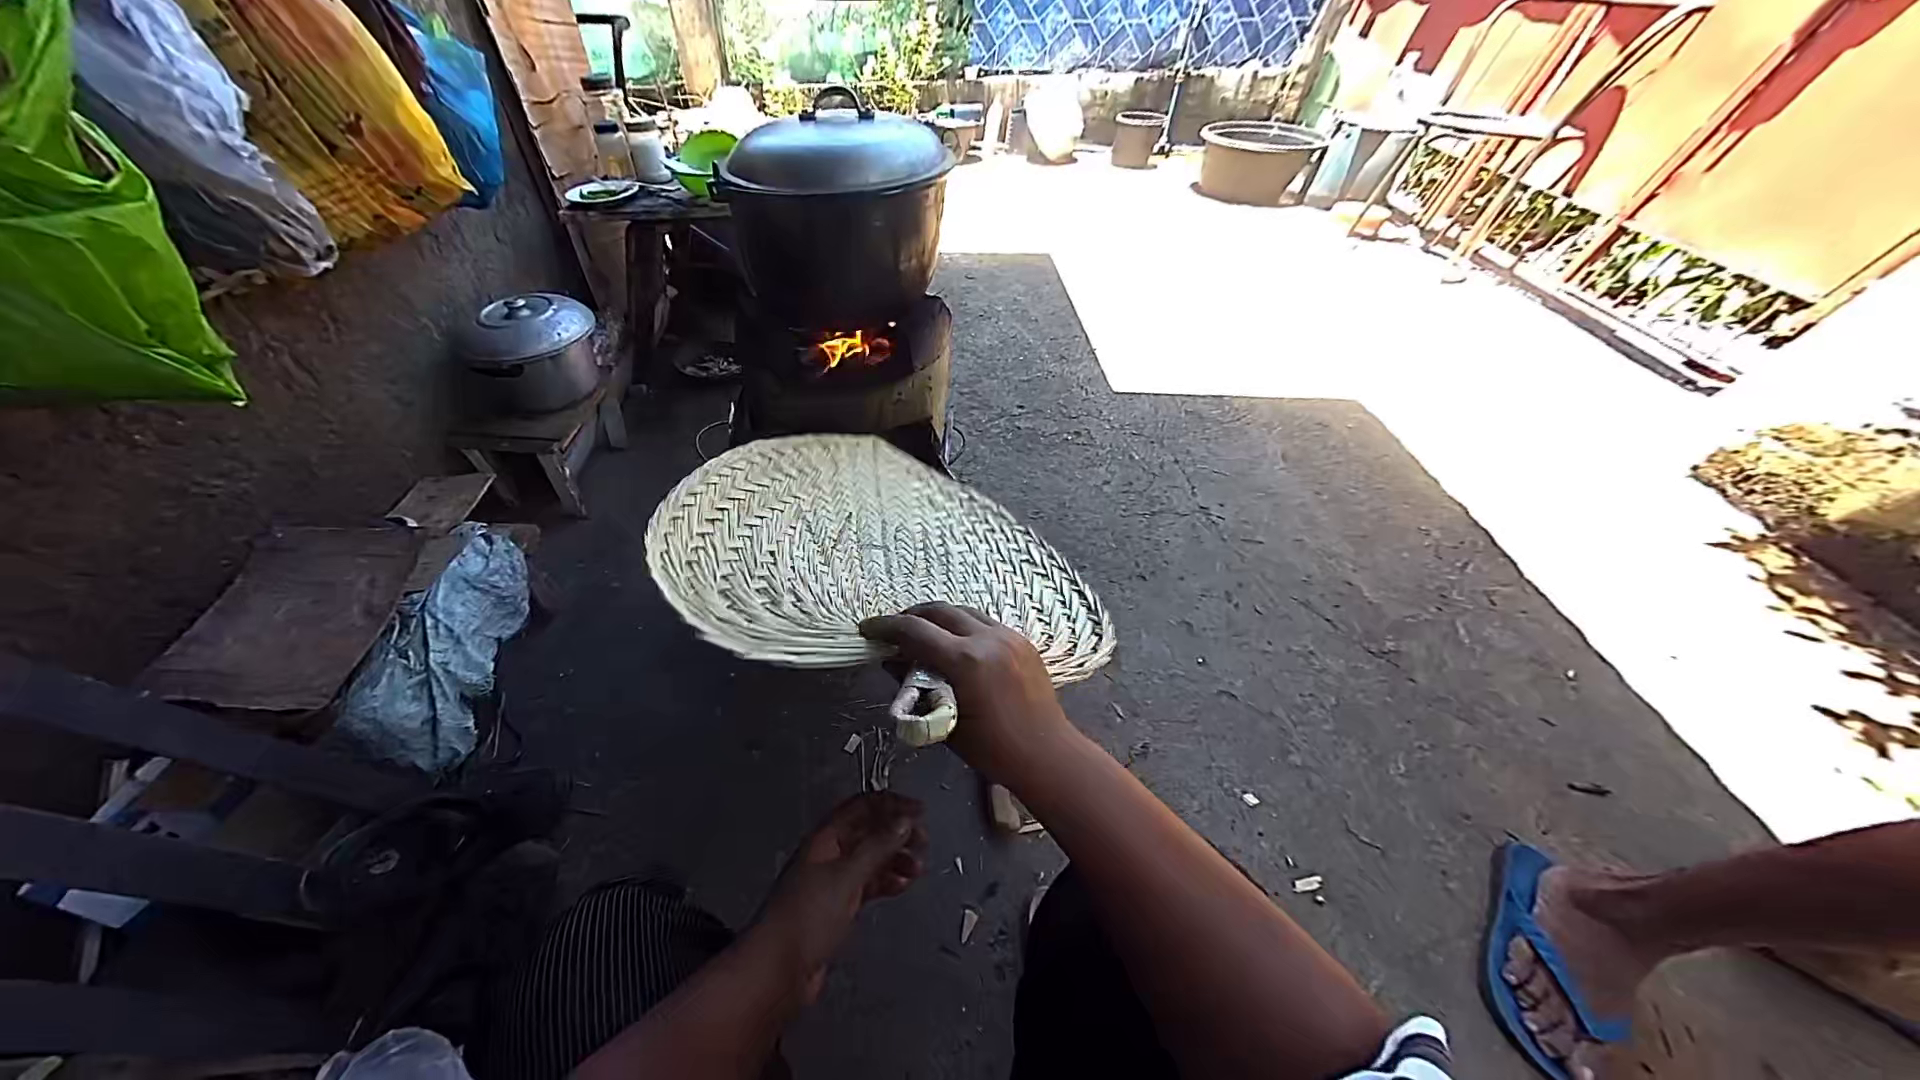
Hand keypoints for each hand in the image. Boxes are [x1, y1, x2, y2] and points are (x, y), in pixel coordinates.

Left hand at [754, 792, 926, 1001]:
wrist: (777, 973)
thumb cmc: (800, 921)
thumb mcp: (846, 876)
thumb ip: (877, 846)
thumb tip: (902, 822)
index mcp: (825, 838)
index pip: (862, 806)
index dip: (891, 804)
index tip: (917, 811)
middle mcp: (828, 856)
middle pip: (869, 831)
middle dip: (897, 832)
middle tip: (921, 840)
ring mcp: (833, 882)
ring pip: (871, 858)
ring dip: (895, 857)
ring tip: (916, 866)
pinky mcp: (838, 908)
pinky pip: (868, 884)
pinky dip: (886, 881)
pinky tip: (900, 885)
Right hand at [859, 603, 1077, 781]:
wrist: (1046, 753)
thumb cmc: (994, 749)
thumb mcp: (945, 721)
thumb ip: (916, 688)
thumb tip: (891, 663)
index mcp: (967, 661)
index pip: (916, 631)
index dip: (886, 627)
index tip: (868, 629)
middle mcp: (989, 639)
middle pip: (939, 611)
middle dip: (911, 616)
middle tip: (893, 631)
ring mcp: (1009, 636)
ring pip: (964, 612)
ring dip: (938, 618)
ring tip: (921, 635)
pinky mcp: (1022, 641)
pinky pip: (984, 622)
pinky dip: (962, 626)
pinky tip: (954, 644)